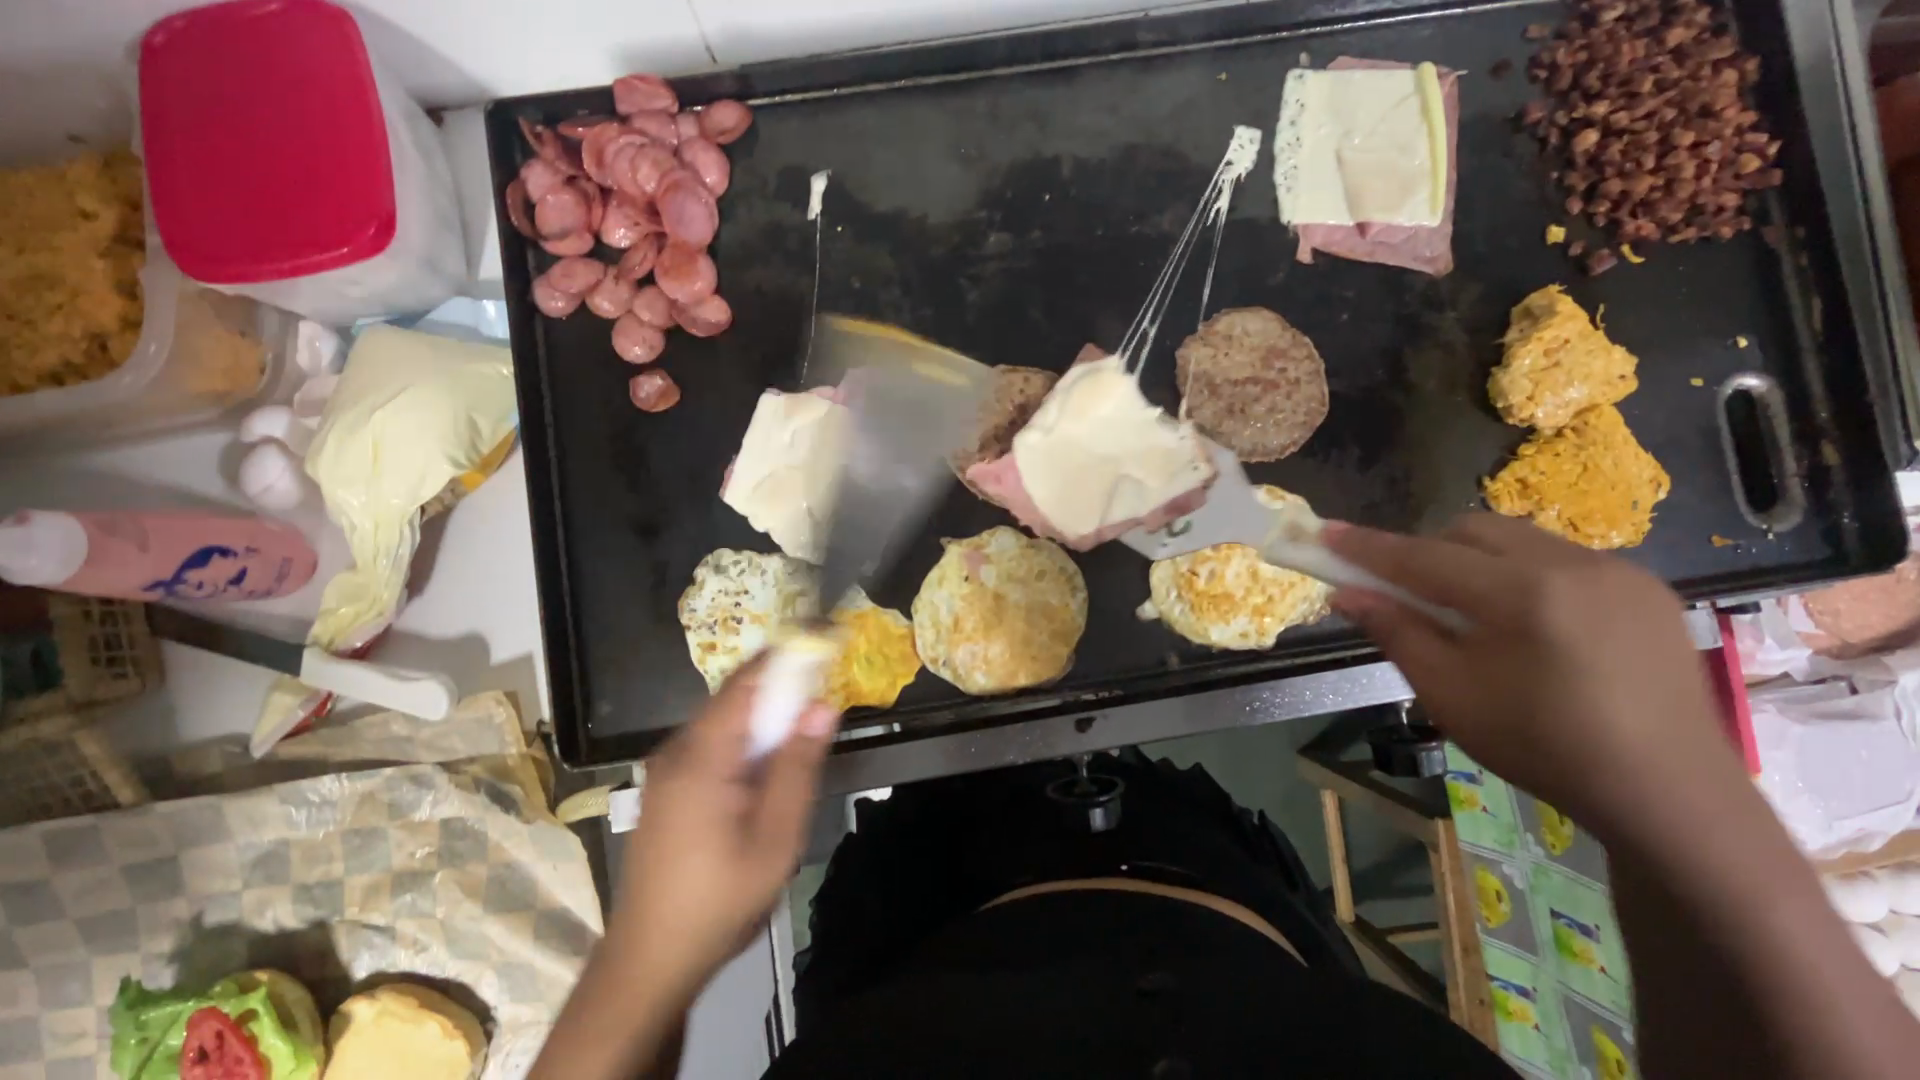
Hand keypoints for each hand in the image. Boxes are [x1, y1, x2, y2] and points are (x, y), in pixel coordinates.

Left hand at [608, 657, 840, 998]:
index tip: (822, 635)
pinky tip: (763, 777)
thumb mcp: (775, 838)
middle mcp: (675, 752)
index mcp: (702, 757)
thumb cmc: (720, 900)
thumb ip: (798, 768)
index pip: (747, 682)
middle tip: (823, 699)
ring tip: (800, 743)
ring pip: (722, 724)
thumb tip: (822, 706)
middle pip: (734, 700)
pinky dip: (743, 744)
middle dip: (781, 690)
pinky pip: (709, 747)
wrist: (650, 958)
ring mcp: (664, 772)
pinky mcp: (664, 790)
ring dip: (763, 721)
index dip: (786, 654)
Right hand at [1325, 513, 1739, 839]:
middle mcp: (1574, 565)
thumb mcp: (1451, 695)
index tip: (1326, 533)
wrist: (1668, 793)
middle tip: (1409, 592)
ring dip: (1481, 562)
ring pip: (1522, 541)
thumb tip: (1347, 595)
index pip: (1424, 557)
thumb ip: (1398, 633)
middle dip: (1430, 551)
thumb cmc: (1544, 748)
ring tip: (1476, 615)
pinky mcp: (1649, 589)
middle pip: (1474, 531)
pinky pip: (1566, 561)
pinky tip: (1534, 628)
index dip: (1369, 548)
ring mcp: (1620, 572)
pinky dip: (1529, 577)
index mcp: (1523, 594)